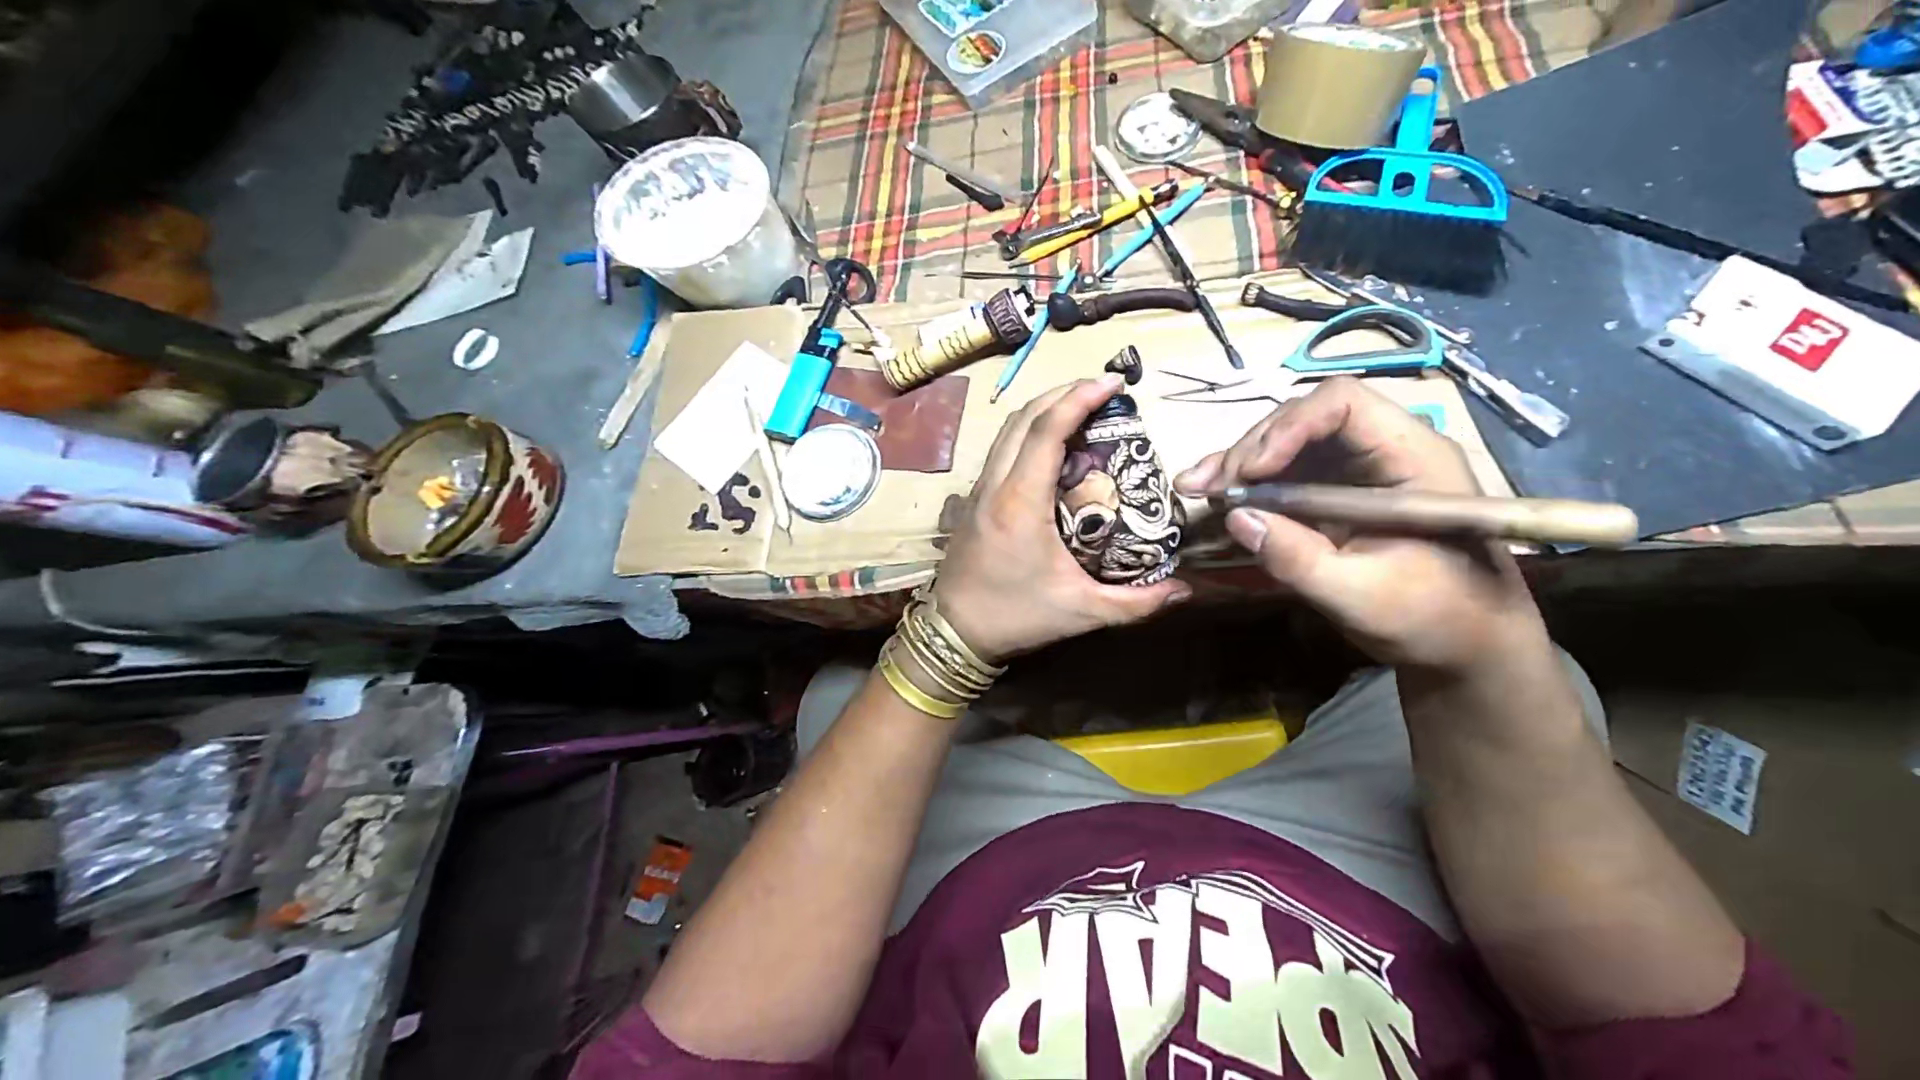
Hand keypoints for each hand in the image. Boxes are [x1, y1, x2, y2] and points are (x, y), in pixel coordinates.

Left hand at [932, 375, 1191, 662]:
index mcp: (1021, 503)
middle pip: (1025, 417)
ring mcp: (980, 490)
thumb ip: (1136, 602)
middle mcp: (996, 485)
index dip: (1079, 398)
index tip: (1112, 383)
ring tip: (1080, 406)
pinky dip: (1028, 431)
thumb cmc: (1015, 618)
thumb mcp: (1082, 612)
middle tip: (1103, 389)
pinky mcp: (974, 499)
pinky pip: (1001, 448)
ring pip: (1008, 429)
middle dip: (1064, 392)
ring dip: (1043, 408)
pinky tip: (1051, 443)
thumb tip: (1184, 590)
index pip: (1047, 431)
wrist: (953, 632)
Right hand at [1174, 377, 1543, 670]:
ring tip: (1195, 487)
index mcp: (1412, 458)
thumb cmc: (1433, 619)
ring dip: (1238, 462)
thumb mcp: (1361, 595)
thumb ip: (1299, 558)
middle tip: (1209, 488)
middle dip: (1251, 449)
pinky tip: (1212, 495)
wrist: (1466, 646)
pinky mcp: (1335, 495)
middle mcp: (1382, 451)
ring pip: (1287, 444)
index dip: (1290, 427)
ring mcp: (1356, 472)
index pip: (1343, 405)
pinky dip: (1247, 484)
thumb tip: (1236, 519)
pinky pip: (1286, 474)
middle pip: (1304, 420)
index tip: (1251, 471)